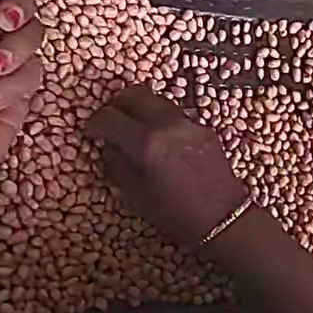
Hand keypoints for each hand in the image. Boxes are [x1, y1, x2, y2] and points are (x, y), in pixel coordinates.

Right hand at [83, 86, 249, 245]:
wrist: (221, 217)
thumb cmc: (174, 213)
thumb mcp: (136, 195)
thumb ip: (117, 164)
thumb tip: (108, 145)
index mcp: (147, 143)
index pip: (109, 117)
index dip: (94, 123)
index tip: (91, 131)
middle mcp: (168, 125)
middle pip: (134, 94)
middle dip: (117, 105)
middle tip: (111, 123)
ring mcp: (189, 123)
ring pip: (157, 100)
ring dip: (140, 109)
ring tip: (134, 130)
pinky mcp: (204, 128)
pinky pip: (175, 114)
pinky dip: (161, 120)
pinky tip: (160, 140)